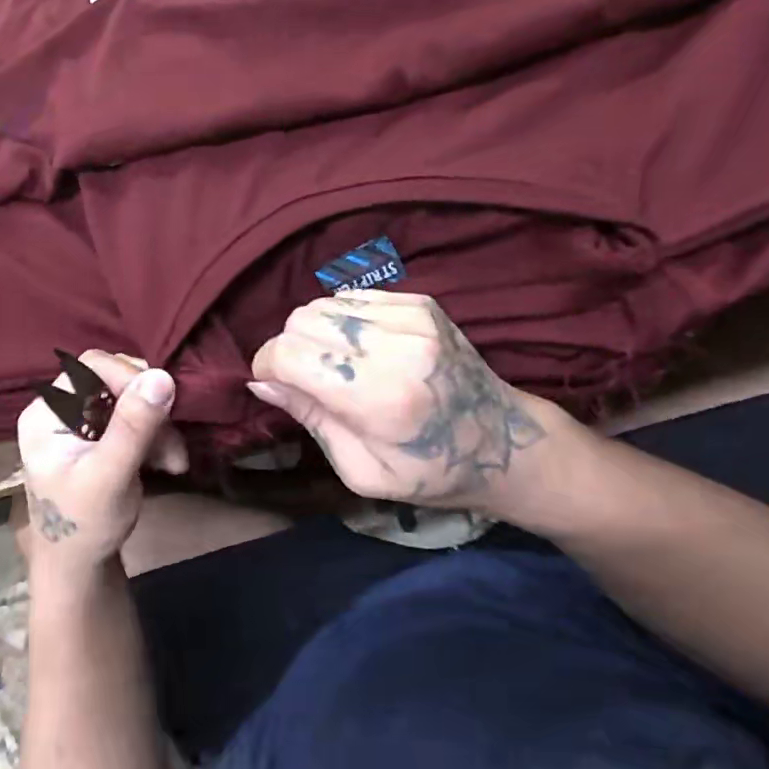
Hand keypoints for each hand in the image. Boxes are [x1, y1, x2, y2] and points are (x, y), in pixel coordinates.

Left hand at [14, 352, 181, 583]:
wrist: (79, 568)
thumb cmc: (83, 525)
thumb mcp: (110, 476)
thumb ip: (133, 427)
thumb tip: (161, 376)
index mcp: (46, 413)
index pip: (89, 367)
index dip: (127, 376)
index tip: (161, 401)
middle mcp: (60, 410)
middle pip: (113, 380)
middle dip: (148, 407)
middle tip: (171, 437)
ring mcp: (80, 424)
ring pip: (130, 399)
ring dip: (159, 426)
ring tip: (175, 460)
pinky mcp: (101, 437)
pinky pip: (135, 419)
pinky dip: (156, 436)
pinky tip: (169, 463)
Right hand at [248, 289, 553, 509]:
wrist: (507, 444)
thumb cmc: (429, 471)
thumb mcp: (360, 470)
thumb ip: (309, 418)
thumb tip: (261, 383)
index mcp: (379, 398)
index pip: (288, 355)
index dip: (266, 366)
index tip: (271, 383)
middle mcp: (396, 347)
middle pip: (300, 321)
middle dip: (287, 348)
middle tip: (304, 377)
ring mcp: (412, 318)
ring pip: (322, 304)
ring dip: (313, 332)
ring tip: (335, 362)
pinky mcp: (421, 303)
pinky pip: (350, 297)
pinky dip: (341, 320)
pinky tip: (360, 347)